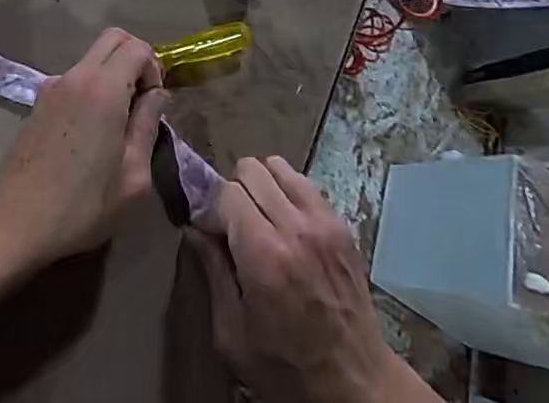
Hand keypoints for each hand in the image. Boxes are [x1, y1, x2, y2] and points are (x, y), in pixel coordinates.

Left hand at [0, 28, 167, 273]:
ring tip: (118, 123)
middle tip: (141, 100)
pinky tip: (92, 132)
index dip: (155, 67)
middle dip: (136, 59)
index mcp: (102, 89)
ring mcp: (52, 87)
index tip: (154, 103)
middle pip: (113, 38)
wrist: (10, 225)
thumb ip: (148, 125)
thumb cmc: (80, 206)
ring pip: (93, 57)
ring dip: (113, 74)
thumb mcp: (133, 176)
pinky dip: (93, 88)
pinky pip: (76, 78)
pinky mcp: (38, 103)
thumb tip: (156, 96)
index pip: (137, 47)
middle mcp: (76, 76)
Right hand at [187, 157, 435, 402]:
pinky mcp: (342, 223)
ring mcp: (324, 220)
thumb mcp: (232, 333)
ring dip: (261, 184)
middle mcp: (296, 226)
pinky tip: (284, 223)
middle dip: (232, 191)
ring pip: (279, 166)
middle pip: (251, 169)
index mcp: (265, 255)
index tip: (206, 228)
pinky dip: (287, 191)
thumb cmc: (285, 367)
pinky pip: (305, 182)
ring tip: (257, 218)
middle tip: (230, 223)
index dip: (210, 206)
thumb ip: (212, 272)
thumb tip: (193, 228)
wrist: (354, 382)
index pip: (226, 192)